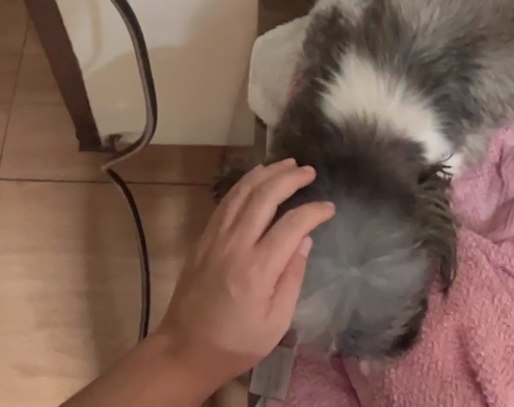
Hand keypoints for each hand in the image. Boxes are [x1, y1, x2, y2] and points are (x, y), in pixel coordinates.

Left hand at [154, 160, 334, 386]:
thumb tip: (305, 239)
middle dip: (290, 178)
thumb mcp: (276, 324)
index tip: (329, 208)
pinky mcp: (204, 236)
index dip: (313, 212)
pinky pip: (227, 200)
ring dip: (267, 172)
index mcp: (257, 270)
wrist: (185, 349)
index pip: (291, 225)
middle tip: (309, 171)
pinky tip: (258, 177)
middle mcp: (235, 244)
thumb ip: (292, 278)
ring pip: (243, 191)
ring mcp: (216, 237)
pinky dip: (245, 183)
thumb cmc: (236, 344)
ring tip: (288, 164)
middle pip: (265, 196)